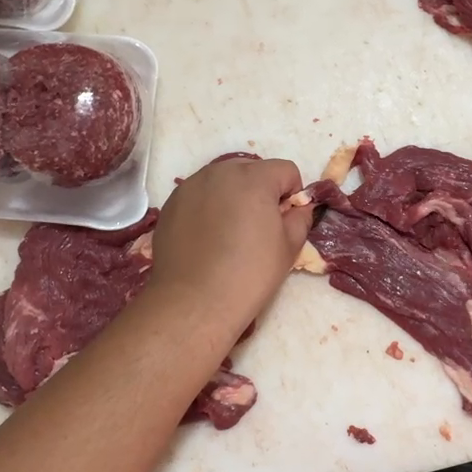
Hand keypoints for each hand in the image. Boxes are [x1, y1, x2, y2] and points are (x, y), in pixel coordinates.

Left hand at [146, 156, 311, 331]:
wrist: (194, 301)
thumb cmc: (249, 275)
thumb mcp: (289, 248)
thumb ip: (300, 218)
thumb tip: (298, 207)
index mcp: (253, 178)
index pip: (286, 170)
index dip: (292, 195)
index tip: (285, 222)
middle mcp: (220, 172)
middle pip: (252, 170)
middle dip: (261, 191)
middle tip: (258, 228)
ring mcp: (191, 186)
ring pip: (223, 181)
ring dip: (234, 197)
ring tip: (230, 234)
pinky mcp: (171, 203)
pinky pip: (200, 196)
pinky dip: (209, 208)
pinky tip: (207, 239)